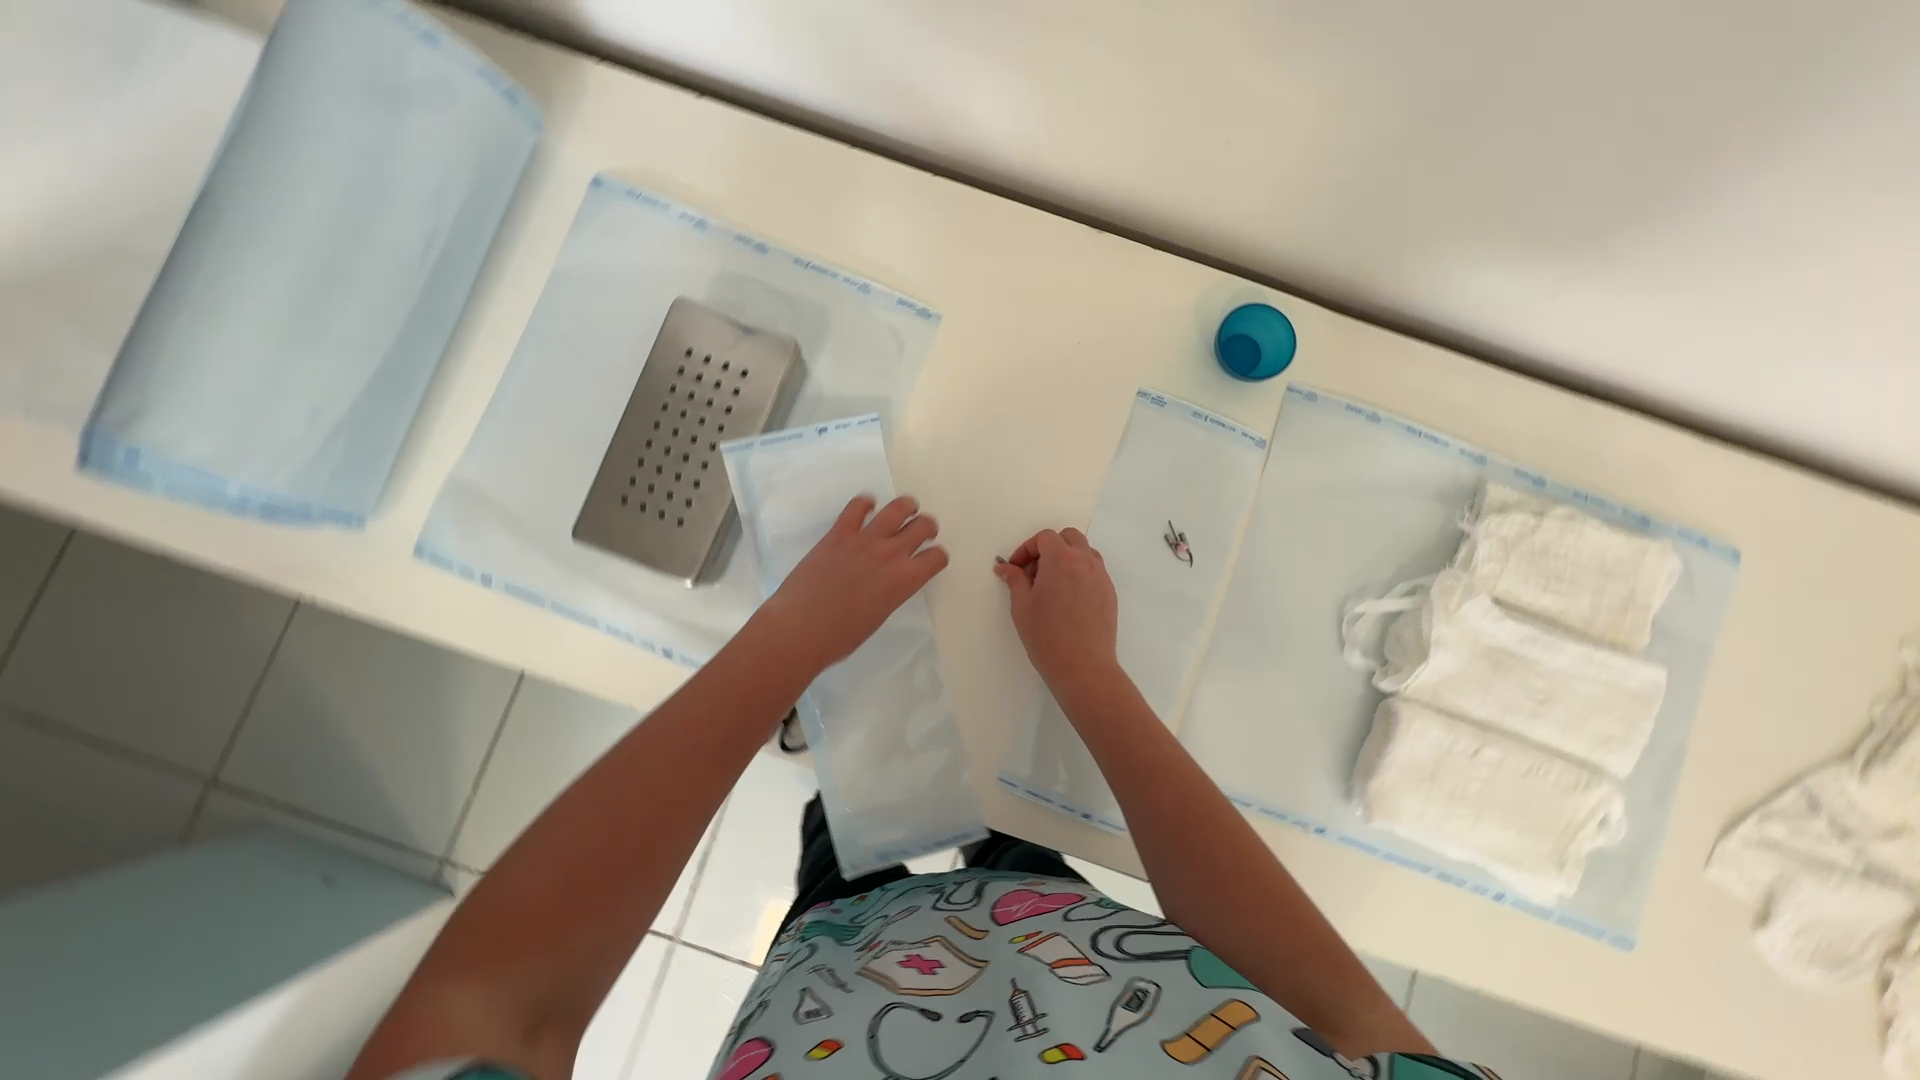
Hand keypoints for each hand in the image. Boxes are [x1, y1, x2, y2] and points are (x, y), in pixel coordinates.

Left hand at [749, 494, 948, 674]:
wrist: (800, 630)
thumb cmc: (840, 637)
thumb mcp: (879, 615)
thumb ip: (890, 592)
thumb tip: (886, 582)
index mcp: (905, 581)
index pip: (936, 557)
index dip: (936, 556)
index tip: (929, 558)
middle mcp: (891, 555)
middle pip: (923, 526)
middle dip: (926, 527)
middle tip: (921, 531)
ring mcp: (864, 540)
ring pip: (897, 508)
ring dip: (906, 507)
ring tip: (904, 510)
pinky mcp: (838, 534)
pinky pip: (856, 507)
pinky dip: (865, 503)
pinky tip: (866, 507)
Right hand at [994, 528, 1120, 694]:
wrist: (1083, 667)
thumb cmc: (1046, 636)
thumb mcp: (1022, 606)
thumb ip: (1015, 580)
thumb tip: (1005, 567)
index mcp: (1061, 559)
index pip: (1045, 538)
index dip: (1027, 549)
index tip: (1016, 569)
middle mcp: (1085, 562)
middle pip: (1069, 537)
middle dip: (1049, 548)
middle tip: (1034, 572)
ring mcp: (1101, 577)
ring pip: (1085, 553)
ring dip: (1067, 558)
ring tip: (1052, 584)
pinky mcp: (1110, 593)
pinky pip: (1095, 572)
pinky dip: (1080, 574)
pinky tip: (1068, 599)